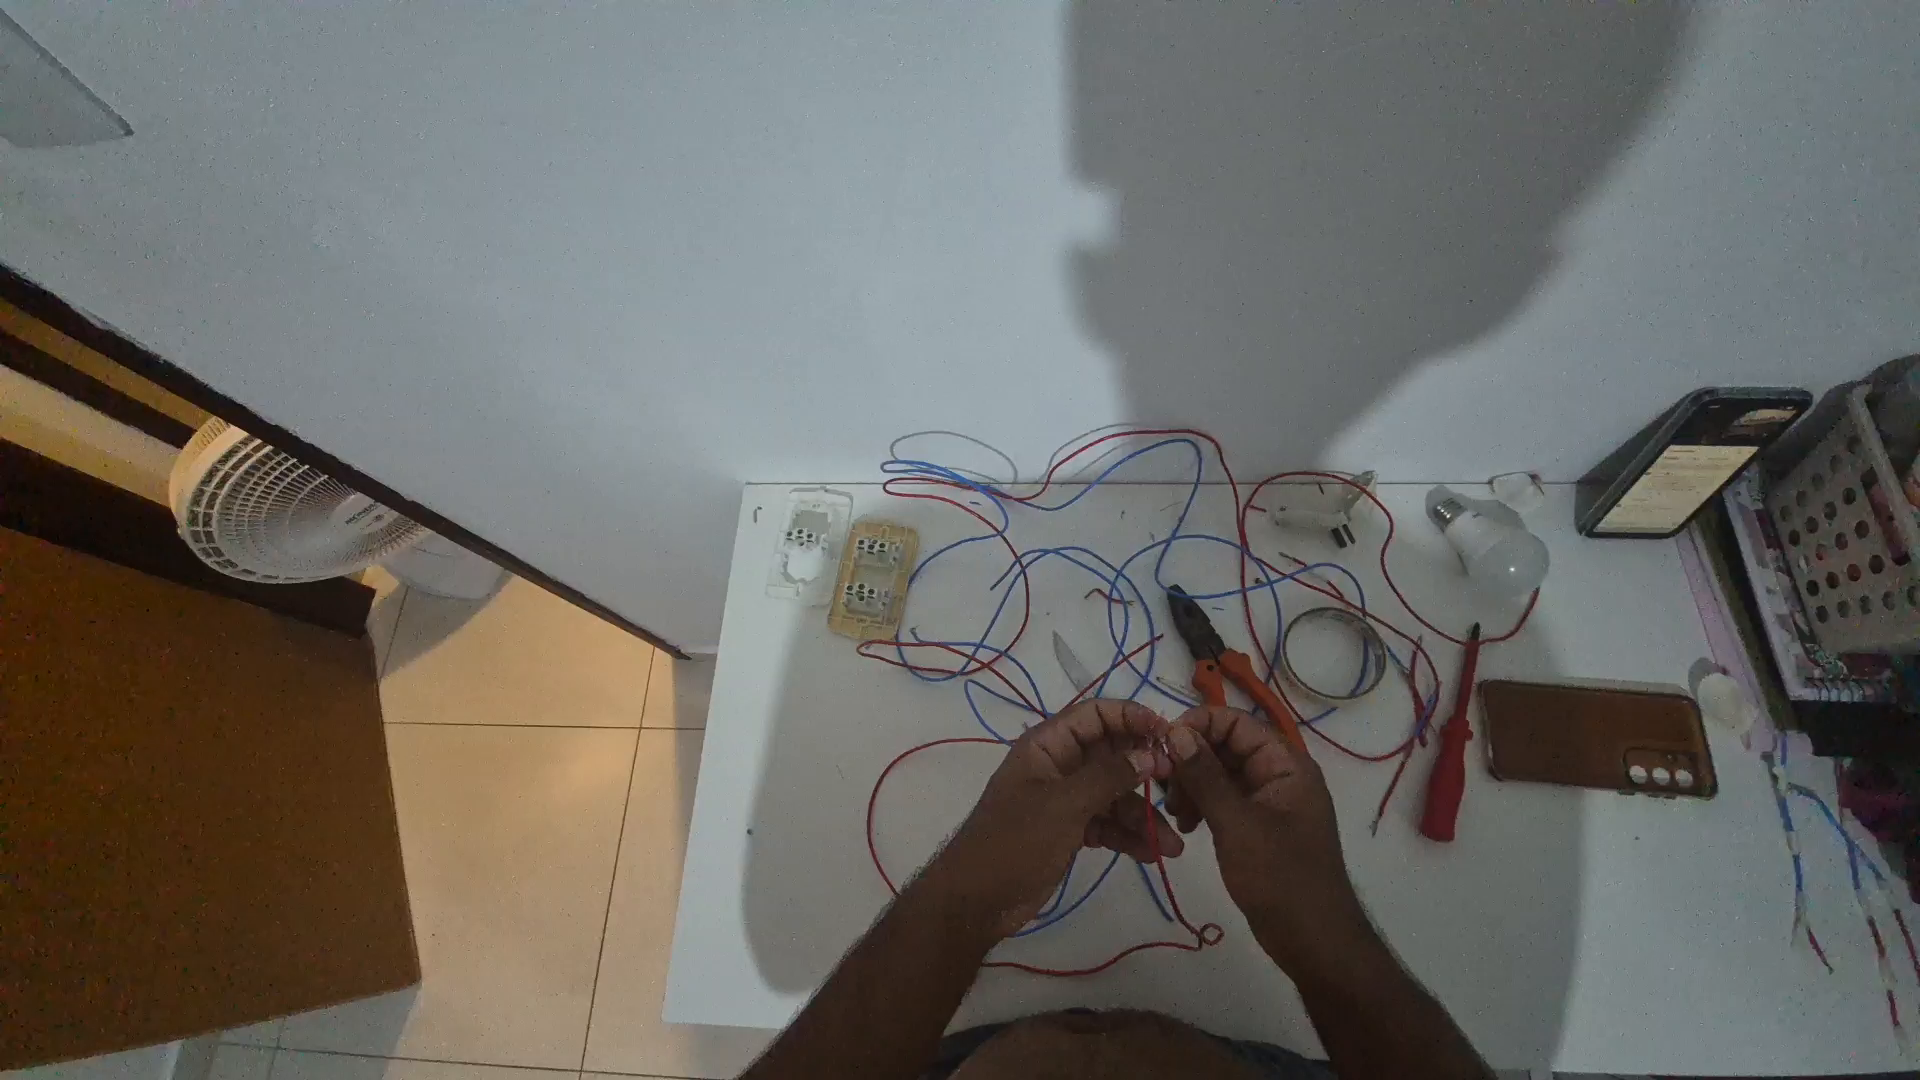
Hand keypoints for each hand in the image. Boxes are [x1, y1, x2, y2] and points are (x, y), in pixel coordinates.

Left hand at [921, 699, 1180, 939]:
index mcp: (1047, 745)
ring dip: (1142, 816)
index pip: (1095, 715)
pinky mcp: (1069, 830)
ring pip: (1113, 794)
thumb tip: (1151, 752)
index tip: (1168, 733)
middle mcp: (1058, 765)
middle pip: (1110, 754)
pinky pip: (1107, 823)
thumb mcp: (1064, 805)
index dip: (1130, 717)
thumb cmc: (1014, 841)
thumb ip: (1108, 777)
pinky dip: (1128, 836)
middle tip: (1177, 789)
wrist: (977, 901)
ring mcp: (1064, 799)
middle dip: (1145, 772)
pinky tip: (1152, 855)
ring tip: (1173, 845)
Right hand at [1164, 705, 1375, 974]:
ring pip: (1219, 772)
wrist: (1314, 944)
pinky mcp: (1255, 824)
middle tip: (1164, 787)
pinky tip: (1186, 826)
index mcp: (1285, 764)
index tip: (1163, 745)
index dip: (1198, 725)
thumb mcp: (1237, 823)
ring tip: (1176, 814)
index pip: (1236, 722)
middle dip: (1191, 760)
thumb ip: (1204, 775)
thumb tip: (1173, 731)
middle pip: (1225, 745)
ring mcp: (1267, 800)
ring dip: (1192, 784)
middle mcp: (1277, 774)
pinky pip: (1222, 797)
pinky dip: (1201, 805)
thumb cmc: (1281, 878)